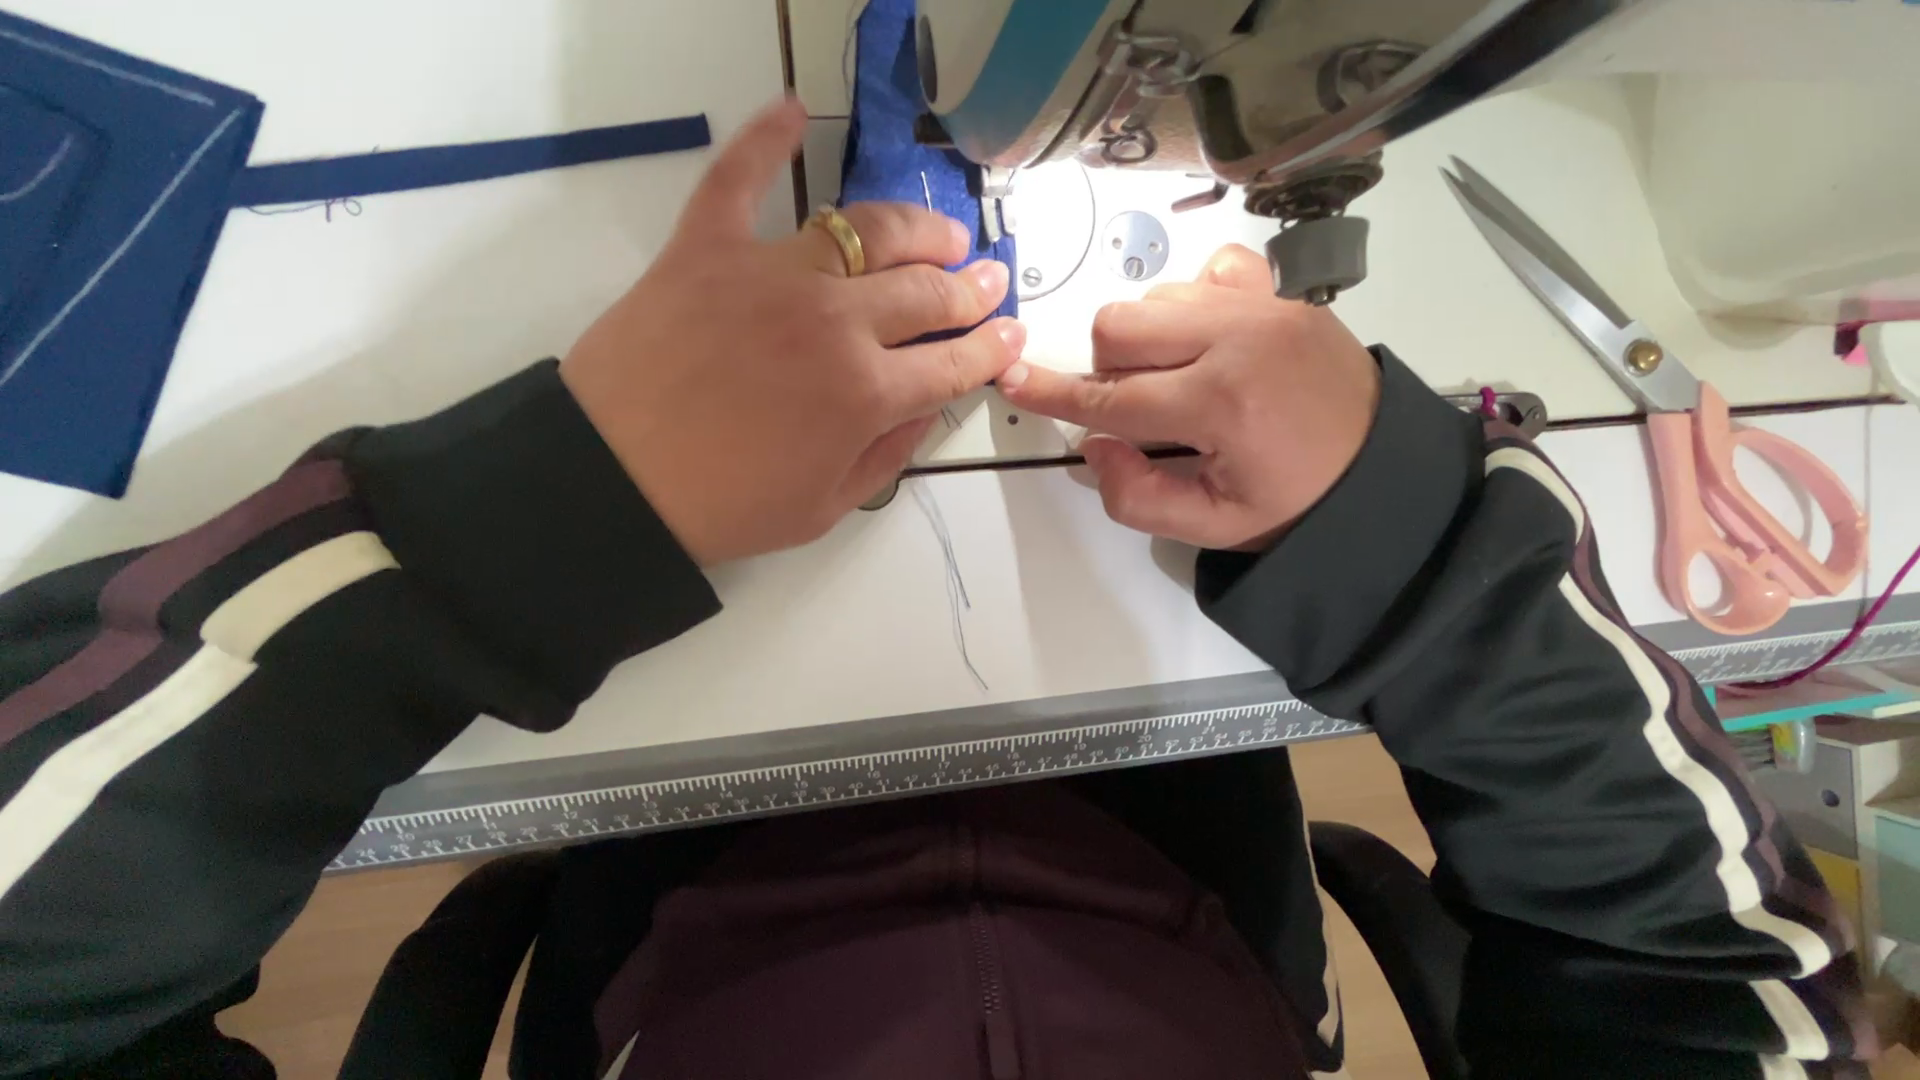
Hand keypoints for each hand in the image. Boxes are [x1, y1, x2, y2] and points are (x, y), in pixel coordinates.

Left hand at [561, 99, 1022, 564]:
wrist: (610, 483)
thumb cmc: (724, 509)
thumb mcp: (826, 507)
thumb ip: (887, 454)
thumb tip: (928, 405)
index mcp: (866, 394)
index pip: (954, 362)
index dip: (992, 348)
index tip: (1013, 333)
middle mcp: (834, 322)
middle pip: (926, 292)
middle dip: (970, 288)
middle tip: (988, 279)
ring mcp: (771, 275)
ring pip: (865, 230)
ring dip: (916, 228)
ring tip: (940, 233)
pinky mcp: (706, 248)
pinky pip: (740, 179)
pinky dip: (765, 140)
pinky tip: (793, 110)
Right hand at [997, 244, 1377, 550]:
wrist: (1384, 470)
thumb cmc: (1295, 504)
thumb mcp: (1212, 528)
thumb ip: (1136, 496)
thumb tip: (1094, 445)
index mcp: (1219, 405)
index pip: (1111, 399)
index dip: (1054, 393)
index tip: (1011, 377)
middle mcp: (1235, 340)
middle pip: (1119, 328)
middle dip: (1105, 370)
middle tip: (1134, 406)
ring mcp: (1262, 306)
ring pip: (1154, 297)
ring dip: (1144, 339)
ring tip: (1177, 377)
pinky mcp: (1281, 291)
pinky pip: (1208, 269)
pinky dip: (1190, 301)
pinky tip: (1207, 339)